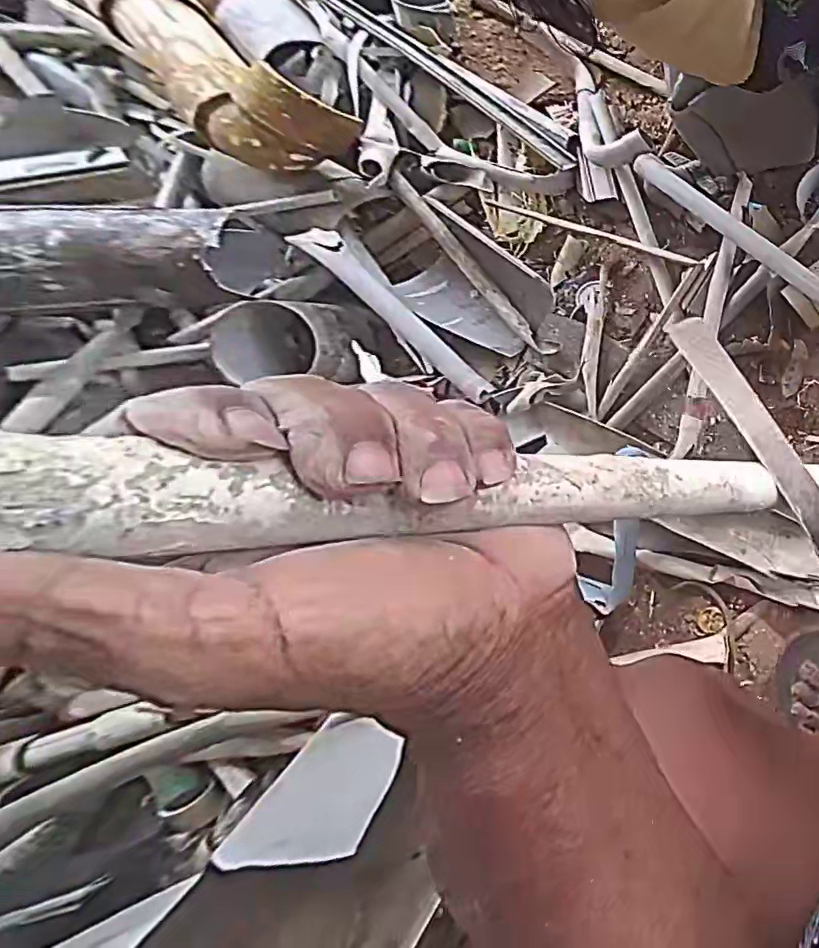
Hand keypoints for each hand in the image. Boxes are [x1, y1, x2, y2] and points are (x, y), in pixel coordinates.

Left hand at [0, 379, 580, 729]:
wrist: (502, 632)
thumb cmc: (387, 648)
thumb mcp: (220, 644)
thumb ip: (91, 609)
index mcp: (233, 518)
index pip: (183, 421)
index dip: (215, 419)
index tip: (252, 445)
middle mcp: (305, 481)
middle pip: (294, 395)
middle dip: (339, 436)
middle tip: (362, 486)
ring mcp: (388, 461)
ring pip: (387, 397)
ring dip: (423, 448)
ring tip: (434, 500)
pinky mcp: (453, 451)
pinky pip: (459, 409)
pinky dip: (474, 445)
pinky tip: (472, 487)